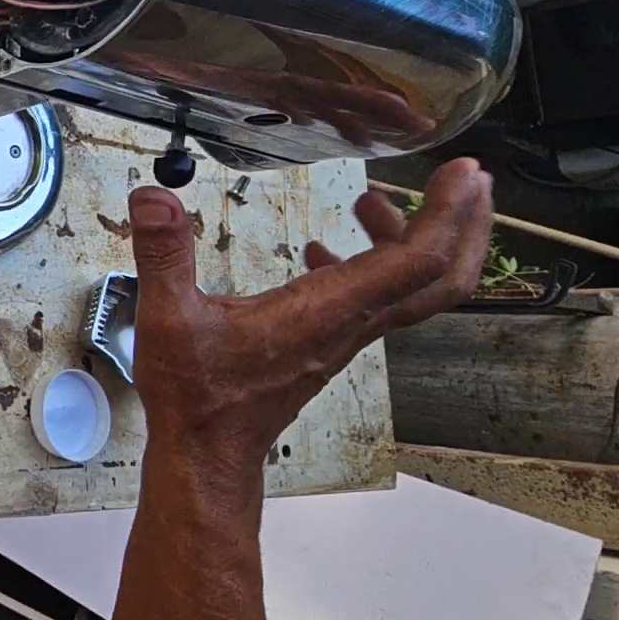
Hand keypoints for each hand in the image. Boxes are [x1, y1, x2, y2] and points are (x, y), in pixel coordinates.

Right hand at [127, 158, 492, 473]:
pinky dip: (369, 264)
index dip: (448, 213)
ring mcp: (339, 337)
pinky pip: (371, 300)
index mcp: (323, 312)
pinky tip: (325, 249)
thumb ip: (163, 253)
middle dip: (463, 224)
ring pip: (409, 289)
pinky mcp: (322, 344)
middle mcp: (346, 323)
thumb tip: (152, 196)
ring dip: (414, 241)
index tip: (465, 172)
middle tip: (465, 179)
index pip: (415, 260)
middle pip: (439, 277)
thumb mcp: (166, 316)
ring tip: (379, 201)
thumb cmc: (195, 392)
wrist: (207, 448)